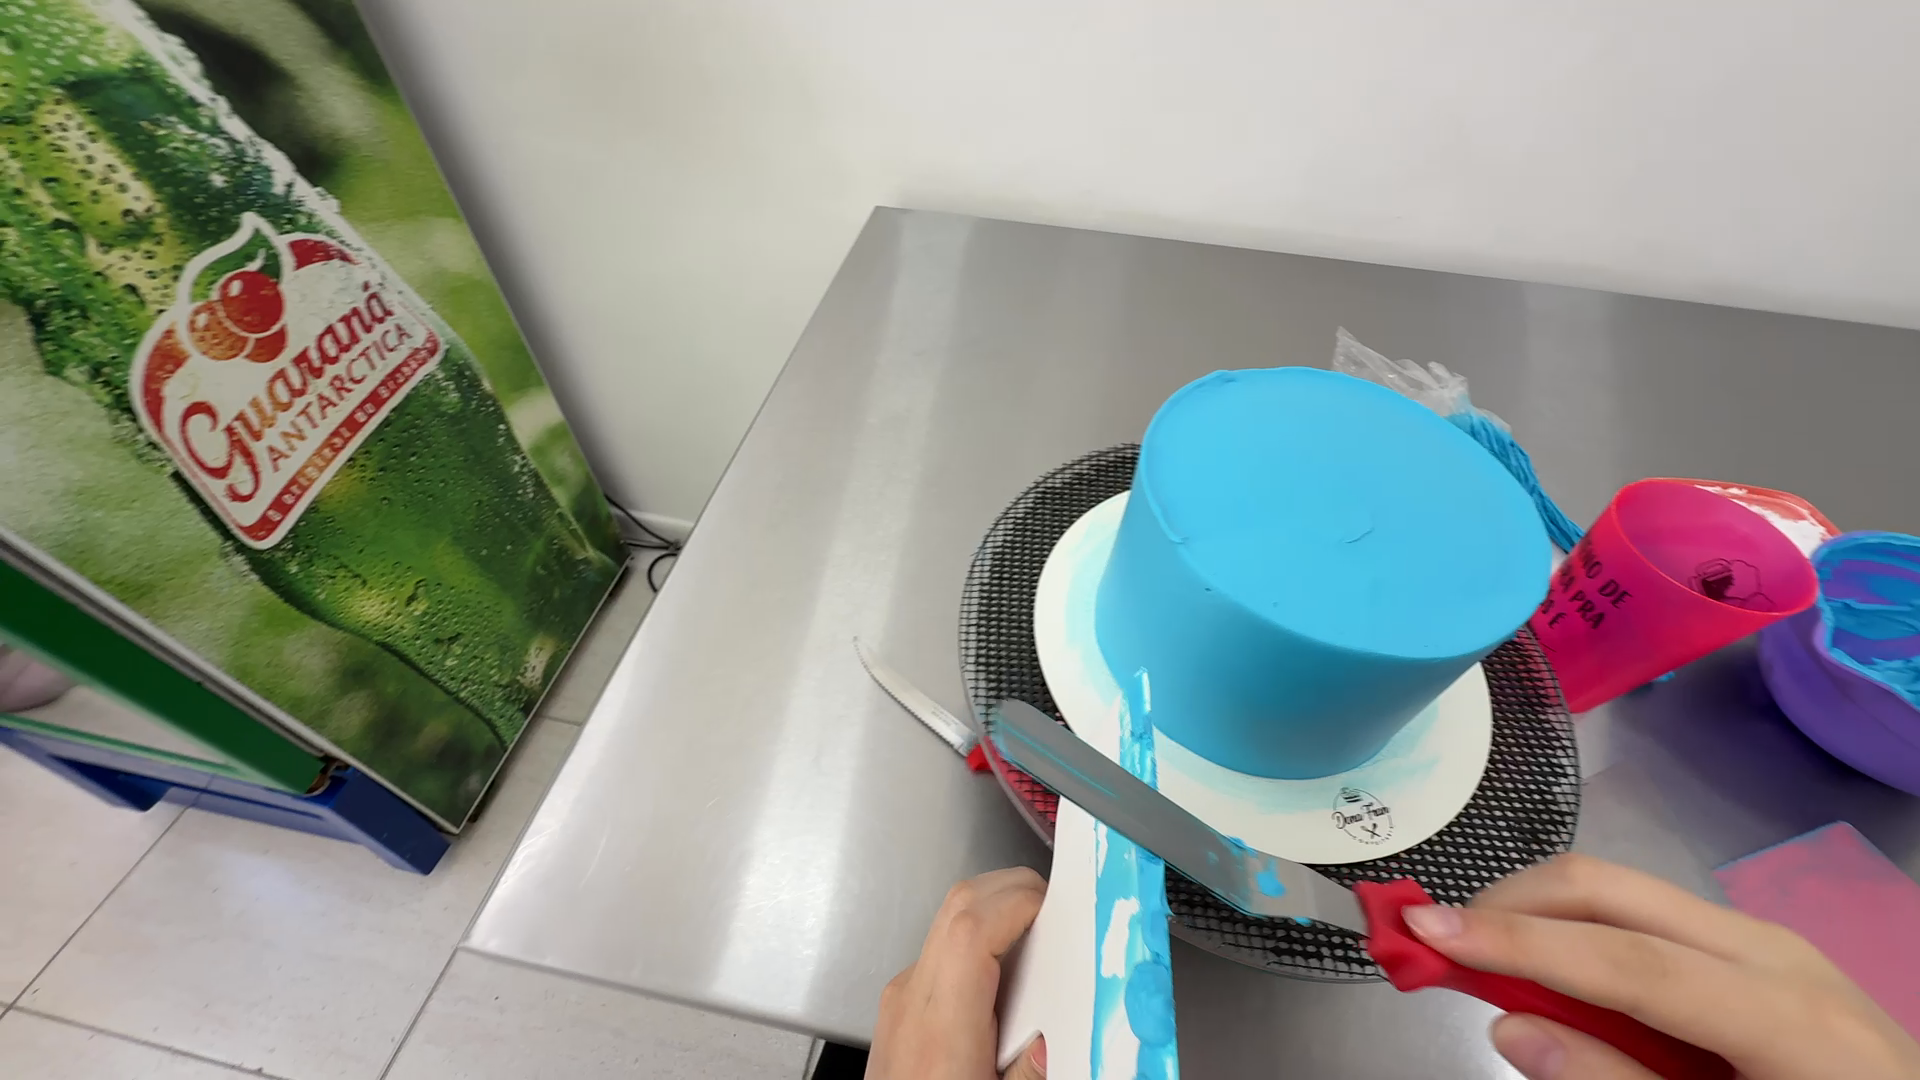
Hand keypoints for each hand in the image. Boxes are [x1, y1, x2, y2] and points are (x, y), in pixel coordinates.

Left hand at [867, 867, 1047, 1079]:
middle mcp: (912, 1000)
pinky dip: (979, 934)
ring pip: (948, 916)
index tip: (1054, 906)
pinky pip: (943, 944)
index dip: (1016, 901)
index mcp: (940, 1030)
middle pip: (958, 905)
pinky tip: (1007, 970)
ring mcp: (902, 996)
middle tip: (1054, 908)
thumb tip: (1054, 1033)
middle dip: (1012, 890)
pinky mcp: (900, 1003)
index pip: (971, 928)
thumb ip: (1030, 1073)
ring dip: (995, 908)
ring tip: (1038, 935)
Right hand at [1400, 854, 1919, 1078]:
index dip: (1518, 943)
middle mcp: (1767, 950)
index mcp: (1792, 1020)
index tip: (1422, 928)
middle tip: (1441, 940)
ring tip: (1484, 955)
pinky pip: (1627, 907)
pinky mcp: (1733, 936)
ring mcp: (1751, 934)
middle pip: (1602, 889)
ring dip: (1528, 909)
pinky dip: (1564, 923)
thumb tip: (1508, 1028)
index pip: (1627, 959)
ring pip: (1606, 884)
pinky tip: (1546, 965)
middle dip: (1506, 904)